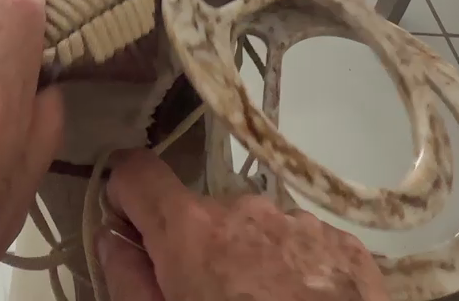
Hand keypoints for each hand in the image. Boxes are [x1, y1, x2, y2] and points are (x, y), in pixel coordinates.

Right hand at [99, 150, 388, 300]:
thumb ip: (129, 282)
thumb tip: (112, 236)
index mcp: (190, 228)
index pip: (137, 171)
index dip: (125, 195)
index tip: (130, 227)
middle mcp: (243, 207)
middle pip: (200, 211)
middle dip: (198, 248)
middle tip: (212, 298)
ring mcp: (299, 223)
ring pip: (255, 228)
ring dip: (251, 259)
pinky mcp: (346, 247)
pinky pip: (302, 243)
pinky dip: (296, 269)